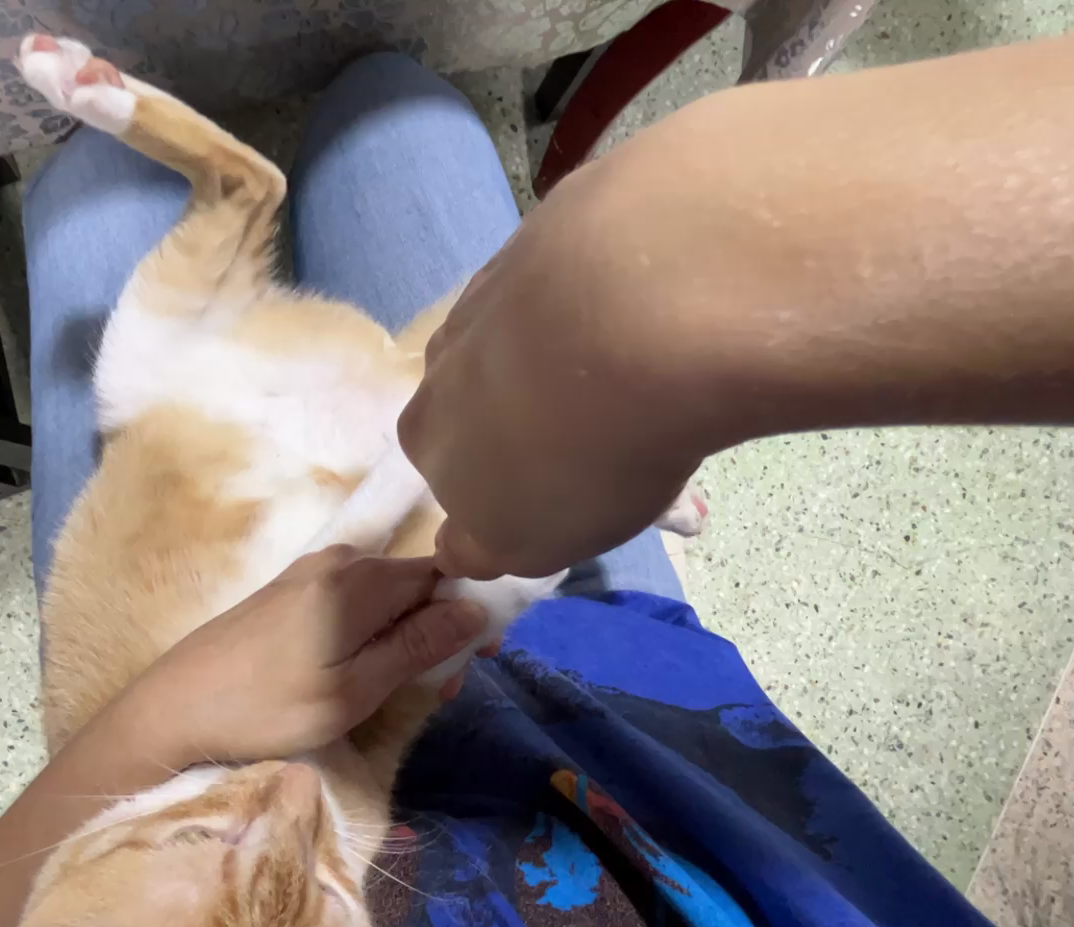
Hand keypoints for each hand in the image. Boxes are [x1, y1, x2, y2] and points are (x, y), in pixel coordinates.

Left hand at [89, 547, 488, 766]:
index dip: (466, 613)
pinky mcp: (290, 590)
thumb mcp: (354, 690)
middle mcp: (339, 561)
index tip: (473, 660)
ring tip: (401, 690)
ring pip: (384, 596)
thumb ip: (417, 646)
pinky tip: (362, 670)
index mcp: (360, 580)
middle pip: (413, 584)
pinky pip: (352, 601)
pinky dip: (371, 632)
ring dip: (404, 636)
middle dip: (436, 631)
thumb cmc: (267, 706)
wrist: (174, 706)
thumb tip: (476, 610)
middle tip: (437, 690)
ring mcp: (310, 572)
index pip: (442, 575)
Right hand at [398, 102, 780, 579]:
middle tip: (611, 438)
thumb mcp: (526, 541)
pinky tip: (645, 313)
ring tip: (641, 374)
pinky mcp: (541, 232)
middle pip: (480, 404)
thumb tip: (462, 545)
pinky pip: (562, 284)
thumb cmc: (579, 458)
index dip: (500, 496)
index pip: (449, 481)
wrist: (640, 313)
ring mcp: (489, 291)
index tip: (561, 498)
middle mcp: (442, 364)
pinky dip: (593, 303)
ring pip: (519, 342)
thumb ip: (482, 546)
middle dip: (528, 424)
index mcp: (427, 437)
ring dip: (562, 362)